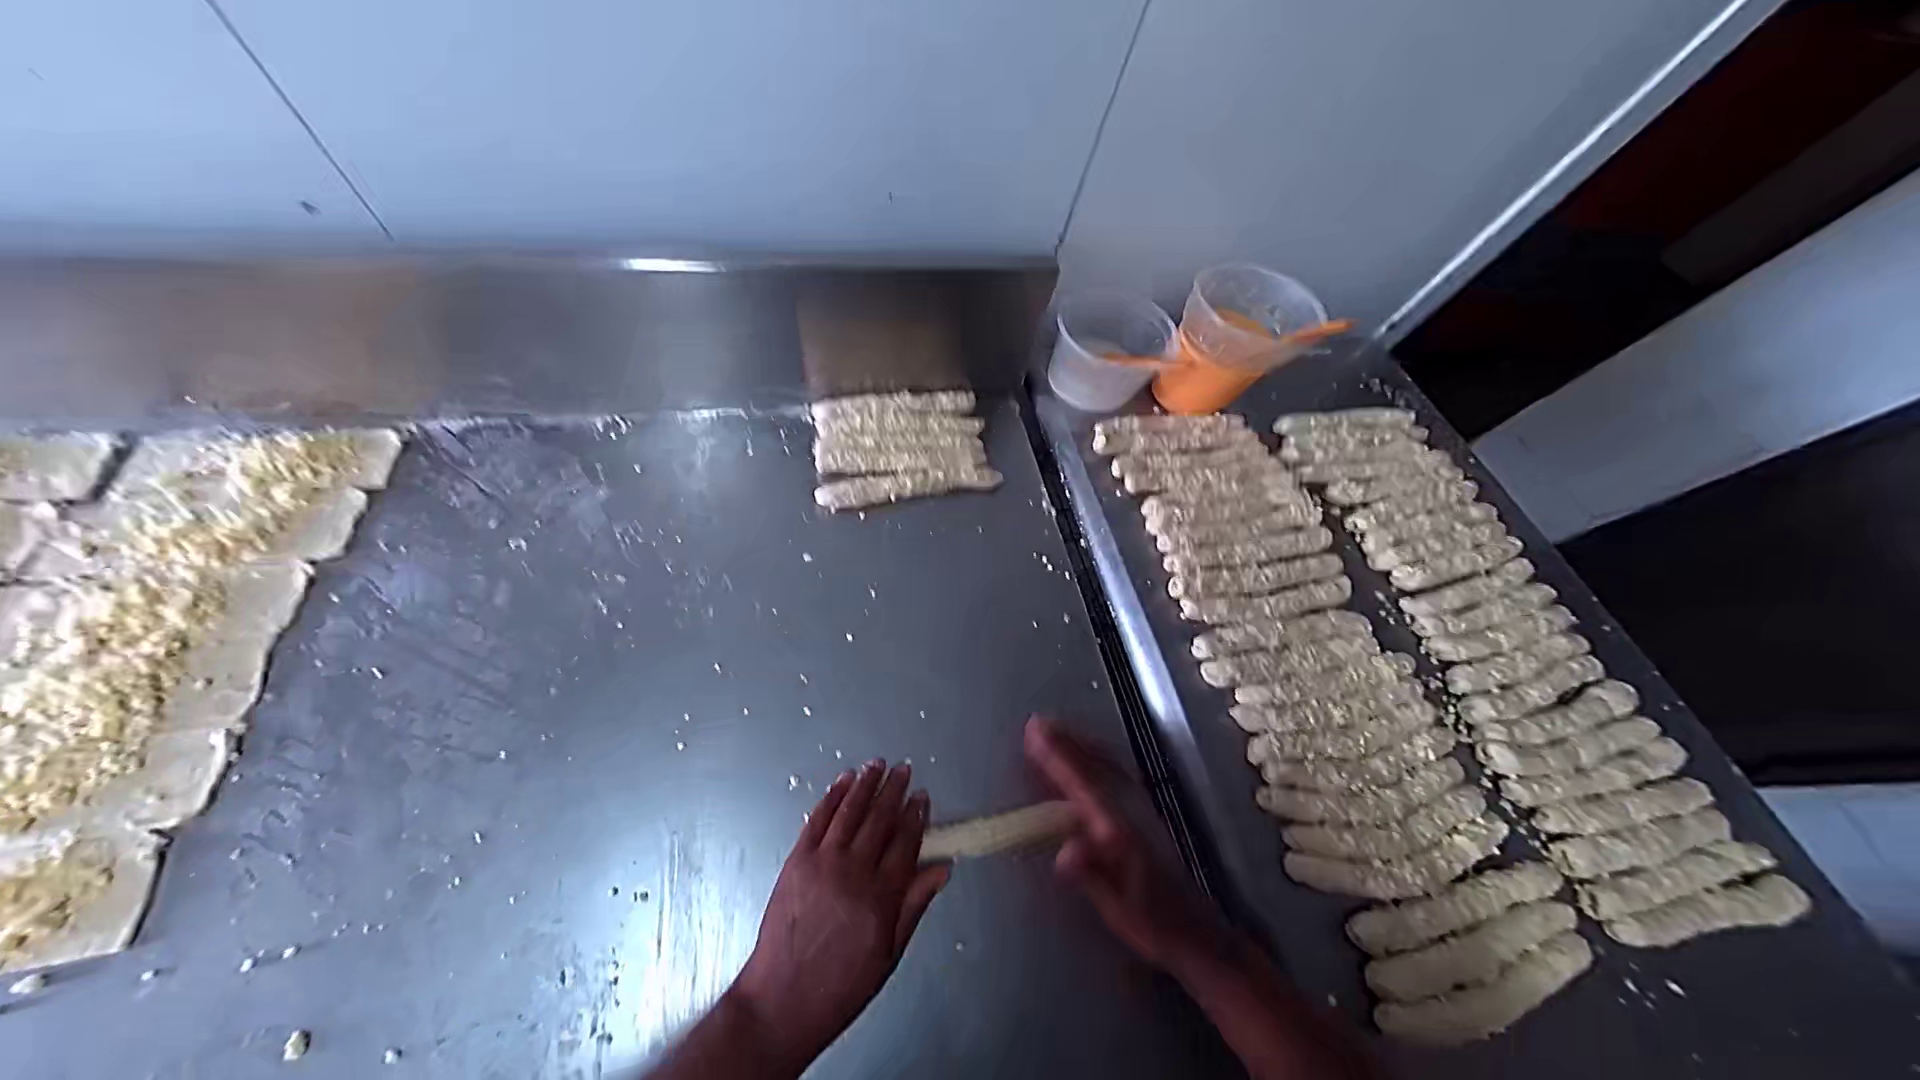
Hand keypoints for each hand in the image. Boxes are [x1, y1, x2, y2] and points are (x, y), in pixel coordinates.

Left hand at [728, 761, 950, 1070]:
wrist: (780, 1002)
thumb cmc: (841, 985)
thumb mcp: (889, 954)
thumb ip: (914, 905)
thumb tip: (942, 868)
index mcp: (882, 895)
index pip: (906, 842)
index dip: (916, 816)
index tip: (923, 797)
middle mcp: (854, 871)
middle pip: (880, 819)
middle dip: (894, 791)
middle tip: (904, 770)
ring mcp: (822, 862)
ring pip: (850, 811)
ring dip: (865, 784)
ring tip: (877, 764)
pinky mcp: (796, 860)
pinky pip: (817, 819)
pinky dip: (832, 796)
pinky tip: (844, 781)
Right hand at [1024, 716, 1221, 971]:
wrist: (1196, 931)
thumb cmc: (1150, 922)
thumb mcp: (1117, 907)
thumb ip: (1092, 876)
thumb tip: (1065, 853)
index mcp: (1117, 829)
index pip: (1081, 785)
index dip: (1056, 757)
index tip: (1034, 733)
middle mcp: (1129, 810)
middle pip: (1093, 766)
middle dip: (1065, 742)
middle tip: (1038, 722)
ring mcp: (1139, 808)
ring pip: (1107, 765)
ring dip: (1081, 743)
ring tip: (1058, 727)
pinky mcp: (1145, 813)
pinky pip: (1117, 771)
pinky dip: (1099, 754)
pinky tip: (1091, 751)